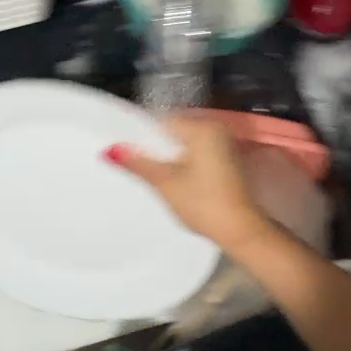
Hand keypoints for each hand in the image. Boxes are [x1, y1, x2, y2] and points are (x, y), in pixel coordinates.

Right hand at [108, 115, 276, 252]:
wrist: (241, 230)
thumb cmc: (202, 204)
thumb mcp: (165, 183)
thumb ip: (137, 163)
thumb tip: (109, 150)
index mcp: (201, 127)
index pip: (162, 120)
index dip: (141, 134)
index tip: (125, 149)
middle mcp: (215, 129)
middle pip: (174, 130)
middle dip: (155, 146)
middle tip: (134, 163)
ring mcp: (224, 144)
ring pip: (185, 142)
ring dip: (168, 155)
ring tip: (150, 172)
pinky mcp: (227, 160)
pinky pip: (197, 152)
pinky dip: (183, 161)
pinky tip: (172, 178)